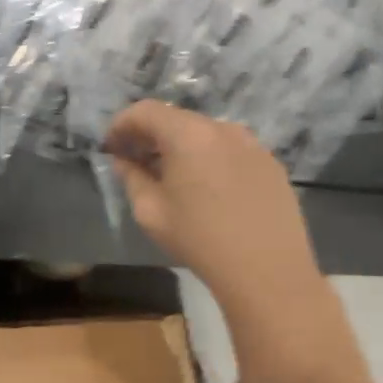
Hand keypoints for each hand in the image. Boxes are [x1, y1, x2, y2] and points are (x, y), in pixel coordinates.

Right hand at [105, 100, 320, 305]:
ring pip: (204, 132)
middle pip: (176, 118)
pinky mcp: (271, 164)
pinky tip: (205, 188)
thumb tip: (124, 161)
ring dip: (180, 145)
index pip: (145, 111)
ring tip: (170, 175)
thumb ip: (131, 177)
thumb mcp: (150, 210)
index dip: (121, 124)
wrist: (267, 272)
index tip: (111, 147)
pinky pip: (229, 149)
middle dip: (150, 135)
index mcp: (188, 136)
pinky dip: (208, 156)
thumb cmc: (199, 239)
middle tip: (135, 160)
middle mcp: (223, 130)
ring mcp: (252, 145)